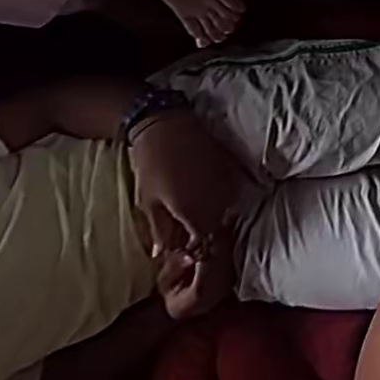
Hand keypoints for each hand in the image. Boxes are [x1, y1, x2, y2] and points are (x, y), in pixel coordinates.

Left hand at [129, 111, 240, 316]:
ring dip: (215, 214)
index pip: (205, 243)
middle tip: (191, 235)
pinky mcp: (229, 164)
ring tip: (198, 214)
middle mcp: (217, 198)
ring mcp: (226, 179)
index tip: (188, 253)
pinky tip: (208, 194)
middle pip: (219, 226)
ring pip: (228, 207)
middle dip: (207, 234)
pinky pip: (231, 188)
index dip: (197, 252)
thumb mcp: (148, 203)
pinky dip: (222, 196)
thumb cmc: (151, 166)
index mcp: (195, 211)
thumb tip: (164, 253)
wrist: (166, 125)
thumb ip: (160, 231)